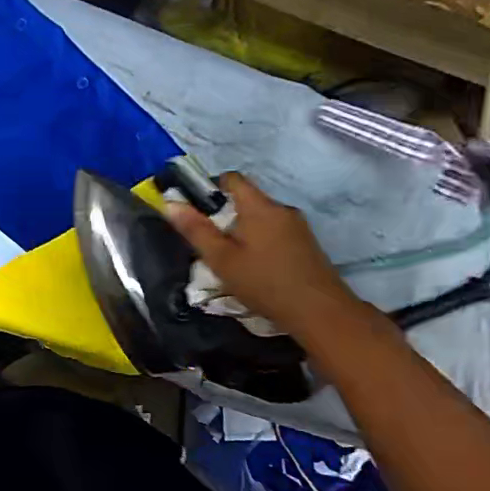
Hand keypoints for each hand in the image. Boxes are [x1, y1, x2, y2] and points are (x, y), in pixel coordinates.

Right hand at [163, 171, 366, 336]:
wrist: (319, 311)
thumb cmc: (264, 282)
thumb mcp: (221, 259)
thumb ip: (195, 230)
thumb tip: (170, 203)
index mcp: (259, 207)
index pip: (232, 179)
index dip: (210, 187)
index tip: (195, 209)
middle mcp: (281, 209)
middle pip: (247, 199)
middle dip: (224, 214)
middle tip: (208, 241)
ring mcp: (298, 226)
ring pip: (261, 217)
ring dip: (242, 229)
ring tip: (229, 257)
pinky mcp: (306, 243)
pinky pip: (274, 231)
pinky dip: (259, 240)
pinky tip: (253, 266)